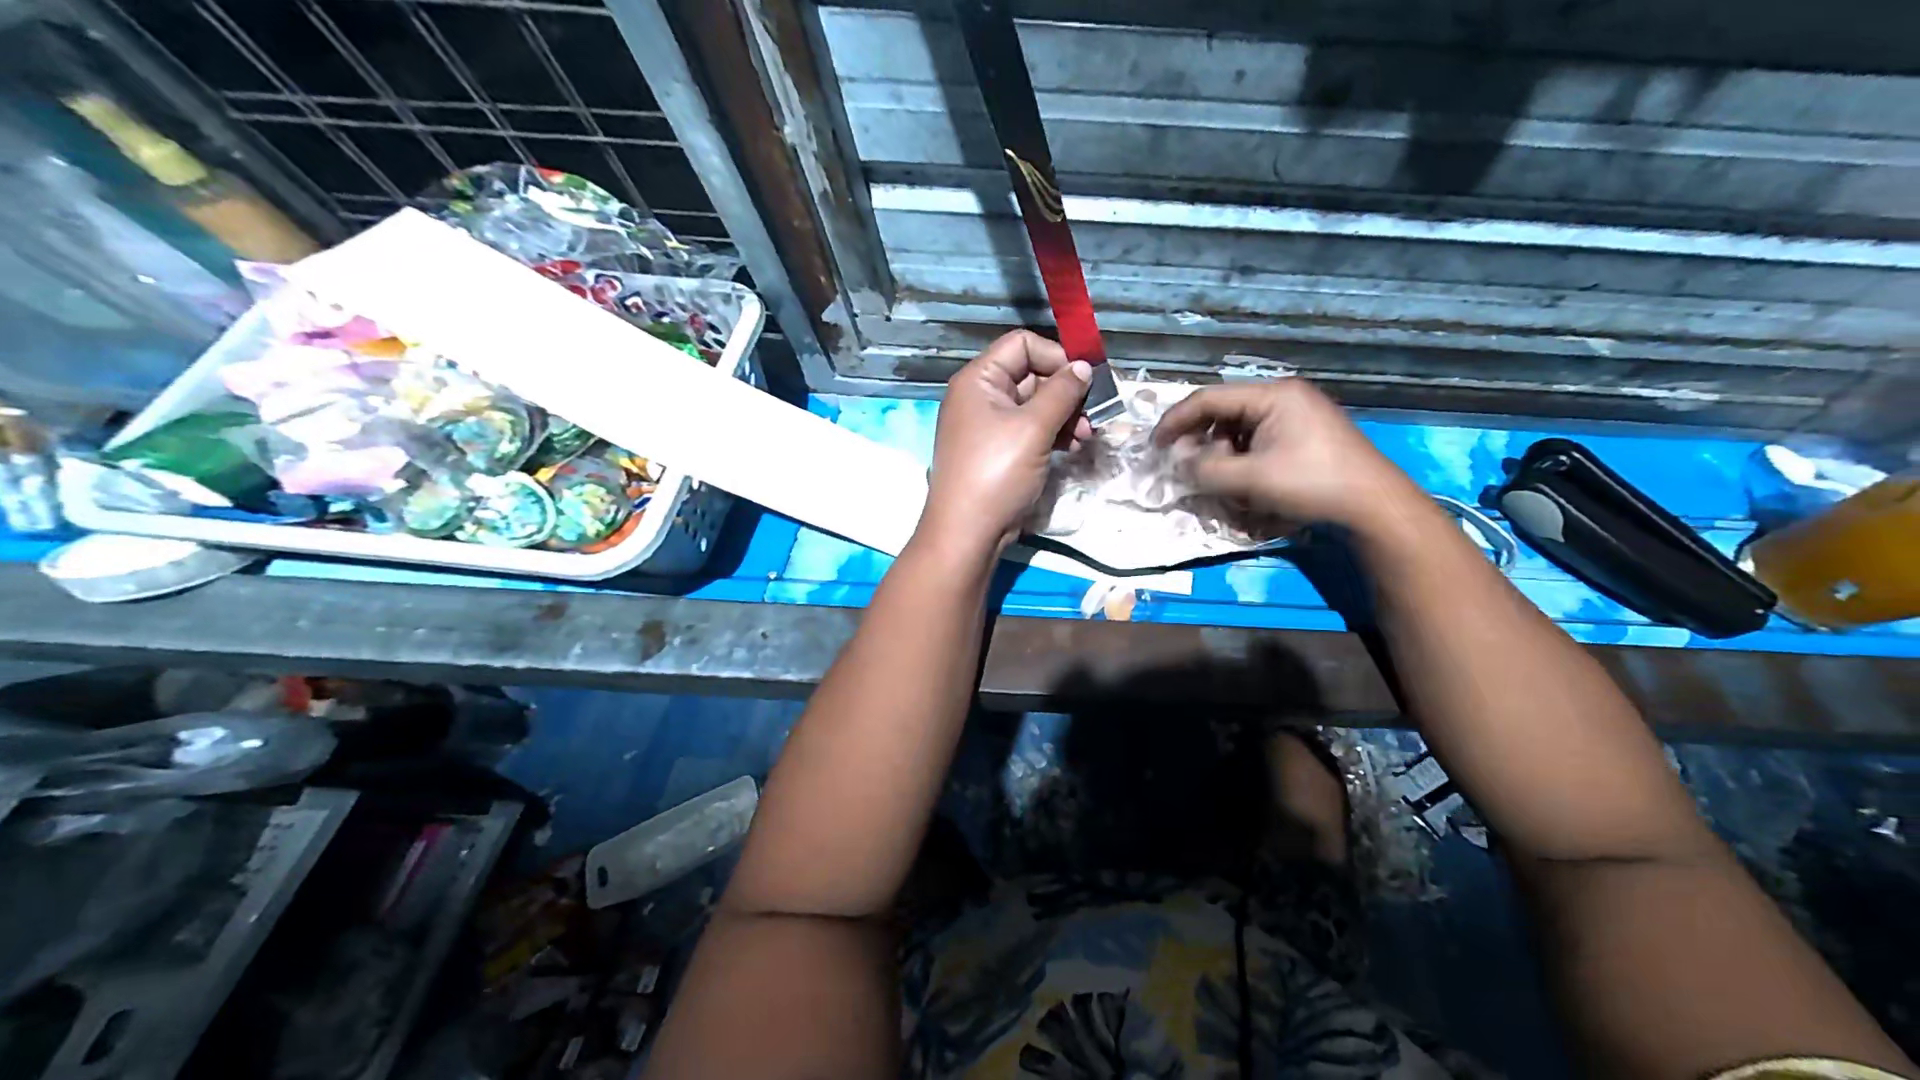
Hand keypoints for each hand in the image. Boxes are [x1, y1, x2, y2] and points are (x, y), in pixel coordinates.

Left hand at [923, 330, 1093, 552]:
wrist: (967, 532)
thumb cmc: (996, 472)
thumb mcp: (1034, 428)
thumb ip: (1062, 392)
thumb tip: (1083, 367)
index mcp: (978, 379)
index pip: (1022, 344)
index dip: (1056, 355)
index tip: (1086, 378)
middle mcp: (979, 396)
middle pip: (1031, 374)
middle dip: (1066, 390)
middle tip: (1095, 412)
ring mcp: (987, 425)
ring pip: (1034, 405)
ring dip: (1065, 415)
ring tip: (1088, 435)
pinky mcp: (997, 451)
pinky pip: (1029, 430)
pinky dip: (1052, 434)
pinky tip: (1074, 446)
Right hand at [1152, 379, 1423, 530]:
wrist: (1374, 506)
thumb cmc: (1312, 484)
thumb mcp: (1250, 479)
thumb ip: (1206, 468)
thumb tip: (1178, 462)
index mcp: (1273, 395)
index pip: (1208, 399)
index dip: (1175, 421)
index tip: (1154, 446)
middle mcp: (1284, 398)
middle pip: (1223, 415)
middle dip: (1202, 444)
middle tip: (1189, 470)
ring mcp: (1297, 417)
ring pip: (1239, 432)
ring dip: (1222, 457)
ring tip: (1222, 484)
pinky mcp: (1304, 438)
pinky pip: (1258, 443)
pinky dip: (1243, 462)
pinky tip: (1245, 485)